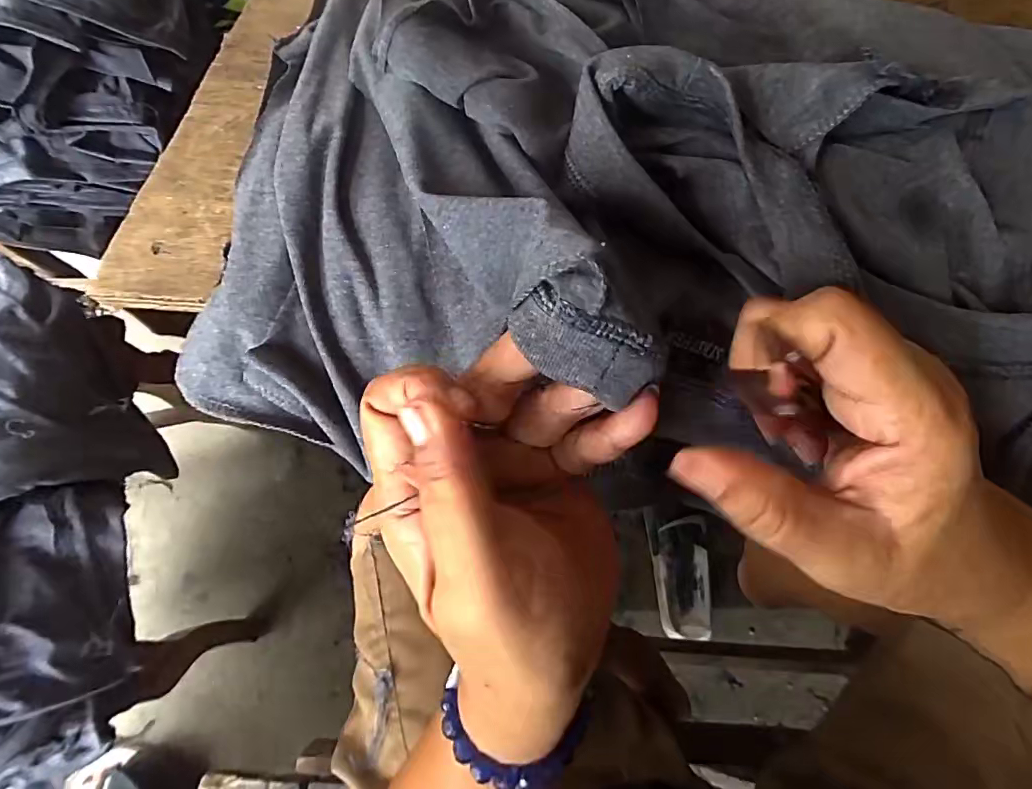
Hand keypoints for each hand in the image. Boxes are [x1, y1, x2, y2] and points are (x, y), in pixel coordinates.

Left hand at [356, 335, 658, 761]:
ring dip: (573, 393)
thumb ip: (447, 488)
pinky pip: (576, 434)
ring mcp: (508, 459)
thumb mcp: (472, 568)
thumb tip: (418, 399)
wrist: (558, 672)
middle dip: (515, 373)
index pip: (391, 406)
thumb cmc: (500, 633)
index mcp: (414, 482)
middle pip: (473, 389)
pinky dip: (606, 424)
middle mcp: (456, 460)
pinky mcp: (553, 467)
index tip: (471, 403)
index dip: (422, 388)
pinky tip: (641, 412)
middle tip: (566, 359)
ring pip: (531, 404)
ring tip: (616, 383)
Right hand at [667, 288, 1031, 630]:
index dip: (772, 341)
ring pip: (802, 320)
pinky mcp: (877, 359)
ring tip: (789, 432)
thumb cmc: (911, 561)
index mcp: (913, 408)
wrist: (970, 553)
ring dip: (771, 370)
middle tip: (774, 429)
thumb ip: (762, 507)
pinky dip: (784, 373)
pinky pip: (808, 337)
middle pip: (810, 312)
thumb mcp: (833, 555)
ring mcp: (895, 357)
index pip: (834, 317)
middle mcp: (909, 366)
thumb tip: (684, 461)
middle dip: (764, 362)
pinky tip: (799, 422)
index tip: (764, 406)